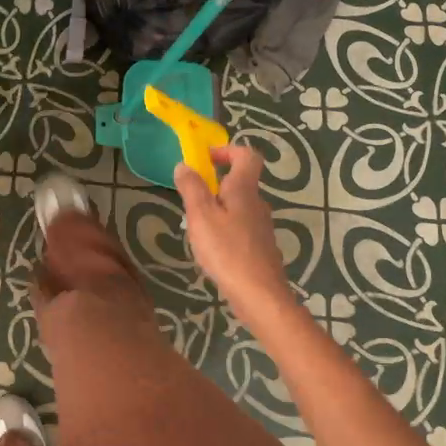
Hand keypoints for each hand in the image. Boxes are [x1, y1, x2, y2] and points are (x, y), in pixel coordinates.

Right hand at [175, 145, 290, 304]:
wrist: (259, 295)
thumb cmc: (227, 251)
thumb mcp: (201, 216)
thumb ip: (191, 187)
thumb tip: (184, 165)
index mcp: (244, 190)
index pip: (247, 156)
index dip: (228, 150)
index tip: (206, 159)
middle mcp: (257, 204)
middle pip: (241, 182)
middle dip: (215, 184)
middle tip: (191, 198)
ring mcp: (261, 227)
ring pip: (239, 206)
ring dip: (218, 208)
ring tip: (196, 226)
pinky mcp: (260, 248)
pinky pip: (241, 227)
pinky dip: (225, 228)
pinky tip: (212, 248)